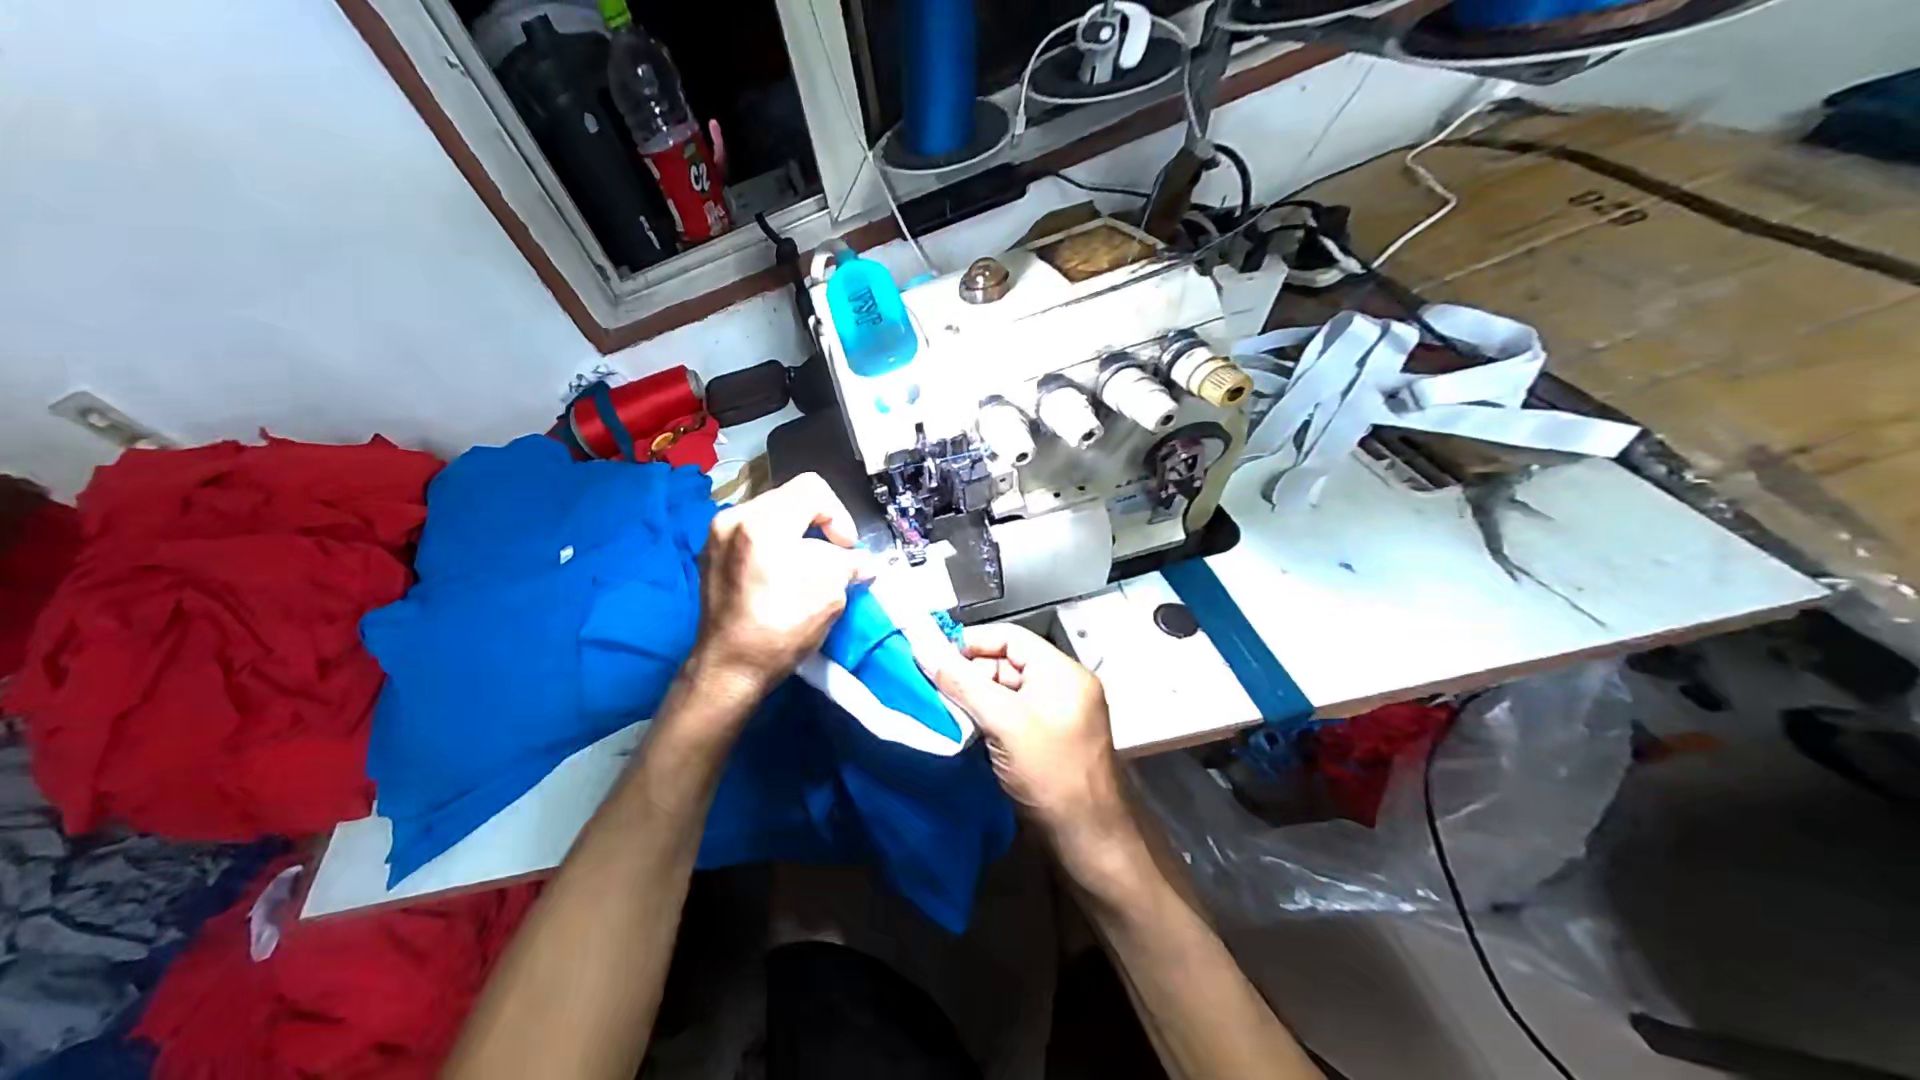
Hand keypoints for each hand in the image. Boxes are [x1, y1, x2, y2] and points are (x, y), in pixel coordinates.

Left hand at [692, 473, 872, 701]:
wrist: (729, 669)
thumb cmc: (781, 628)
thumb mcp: (830, 592)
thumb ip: (849, 564)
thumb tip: (860, 562)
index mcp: (762, 522)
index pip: (813, 489)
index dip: (839, 515)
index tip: (844, 548)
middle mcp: (733, 519)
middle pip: (789, 500)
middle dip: (817, 525)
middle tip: (831, 558)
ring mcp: (716, 537)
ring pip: (769, 517)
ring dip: (795, 536)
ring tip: (805, 570)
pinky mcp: (709, 556)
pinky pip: (750, 535)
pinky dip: (772, 547)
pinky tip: (780, 579)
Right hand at [927, 624, 1132, 849]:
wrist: (1086, 835)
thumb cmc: (1050, 773)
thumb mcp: (1004, 722)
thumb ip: (964, 683)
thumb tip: (926, 652)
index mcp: (1061, 671)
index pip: (1009, 637)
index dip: (970, 643)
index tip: (933, 657)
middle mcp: (1062, 686)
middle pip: (1005, 663)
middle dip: (969, 674)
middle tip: (934, 688)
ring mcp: (1056, 713)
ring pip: (1005, 691)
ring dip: (975, 699)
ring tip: (944, 710)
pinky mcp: (1048, 739)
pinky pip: (1012, 715)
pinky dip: (988, 718)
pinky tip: (964, 730)